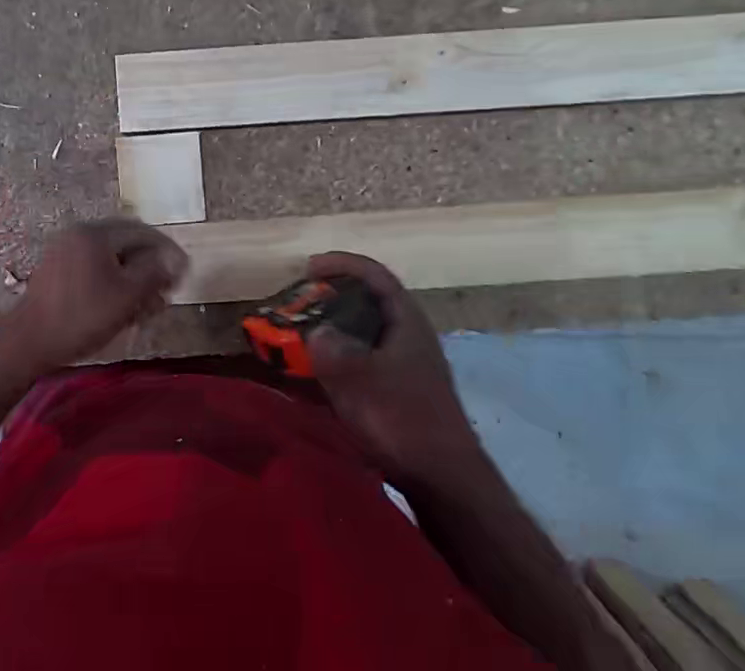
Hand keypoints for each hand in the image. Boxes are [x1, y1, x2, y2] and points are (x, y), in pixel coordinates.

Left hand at [0, 218, 188, 377]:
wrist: (27, 342)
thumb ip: (155, 273)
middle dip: (151, 268)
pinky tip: (124, 308)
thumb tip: (177, 258)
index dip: (168, 252)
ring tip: (150, 306)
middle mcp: (79, 234)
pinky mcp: (58, 272)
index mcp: (96, 233)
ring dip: (134, 279)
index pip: (143, 233)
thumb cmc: (81, 317)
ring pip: (111, 259)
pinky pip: (95, 269)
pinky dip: (114, 284)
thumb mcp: (126, 296)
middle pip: (127, 244)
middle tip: (168, 291)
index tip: (184, 274)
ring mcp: (65, 252)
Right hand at [304, 252, 476, 481]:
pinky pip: (363, 356)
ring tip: (302, 331)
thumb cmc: (403, 420)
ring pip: (365, 330)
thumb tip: (315, 332)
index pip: (375, 275)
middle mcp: (409, 336)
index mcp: (407, 322)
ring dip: (334, 326)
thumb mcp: (359, 379)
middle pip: (370, 299)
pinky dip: (339, 354)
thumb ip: (331, 347)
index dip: (342, 264)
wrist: (443, 479)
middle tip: (301, 300)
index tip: (309, 267)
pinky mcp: (400, 389)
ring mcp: (406, 364)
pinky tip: (319, 371)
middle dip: (333, 295)